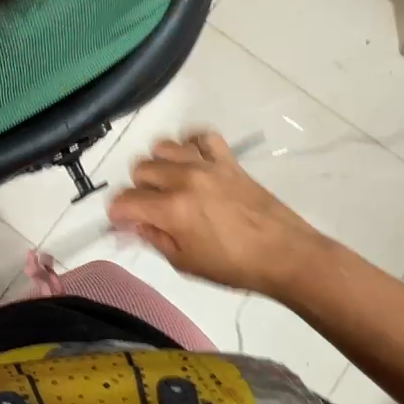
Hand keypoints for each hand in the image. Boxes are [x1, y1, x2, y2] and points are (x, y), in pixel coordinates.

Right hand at [106, 131, 328, 297]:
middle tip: (152, 208)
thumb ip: (152, 238)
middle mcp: (183, 180)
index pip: (124, 201)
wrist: (285, 255)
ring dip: (159, 164)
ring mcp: (206, 165)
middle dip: (138, 190)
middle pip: (140, 169)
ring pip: (163, 147)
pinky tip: (193, 161)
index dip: (118, 214)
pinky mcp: (227, 160)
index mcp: (171, 210)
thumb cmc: (233, 266)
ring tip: (170, 183)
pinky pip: (201, 136)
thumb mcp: (184, 263)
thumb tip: (130, 224)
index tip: (125, 223)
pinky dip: (191, 144)